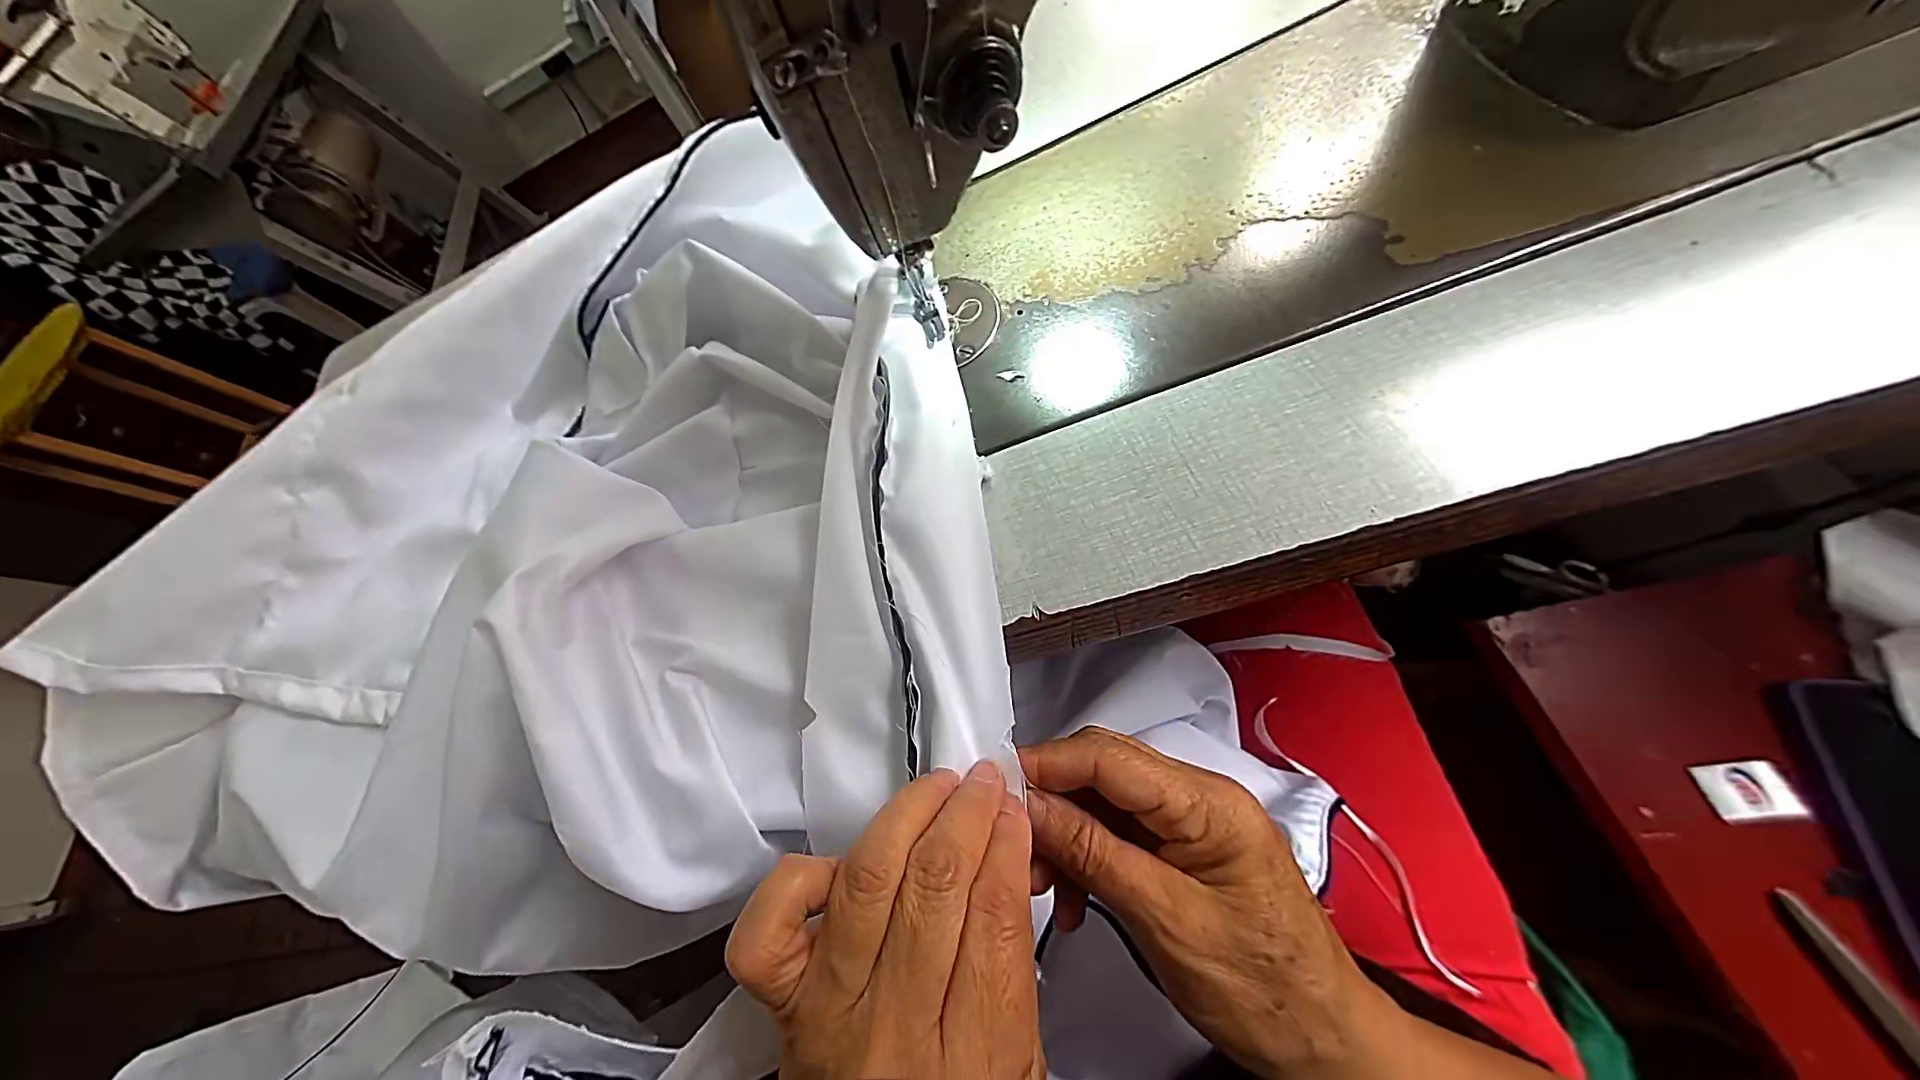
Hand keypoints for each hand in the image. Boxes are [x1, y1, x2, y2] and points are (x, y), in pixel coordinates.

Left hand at [727, 760, 1042, 1079]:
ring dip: (908, 816)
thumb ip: (1014, 965)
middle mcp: (892, 1034)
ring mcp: (827, 1012)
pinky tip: (841, 854)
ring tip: (935, 789)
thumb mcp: (1017, 1061)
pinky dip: (802, 874)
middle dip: (966, 815)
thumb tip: (1009, 859)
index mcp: (972, 1063)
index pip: (995, 919)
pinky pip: (772, 925)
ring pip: (868, 882)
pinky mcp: (781, 1003)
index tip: (1010, 811)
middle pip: (936, 889)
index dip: (1006, 845)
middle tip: (981, 785)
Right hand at [1022, 728, 1552, 1079]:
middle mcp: (1198, 798)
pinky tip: (1074, 893)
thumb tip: (1032, 807)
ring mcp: (1189, 821)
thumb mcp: (1166, 921)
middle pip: (1102, 770)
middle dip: (1050, 800)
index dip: (1047, 763)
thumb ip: (1094, 854)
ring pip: (1102, 800)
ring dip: (1064, 834)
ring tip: (1044, 881)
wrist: (1322, 1037)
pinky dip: (1085, 856)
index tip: (998, 784)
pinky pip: (1116, 831)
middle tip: (1015, 840)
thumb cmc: (1267, 989)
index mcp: (1208, 804)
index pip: (1108, 756)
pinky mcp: (1179, 845)